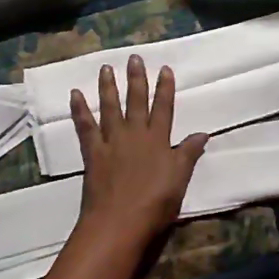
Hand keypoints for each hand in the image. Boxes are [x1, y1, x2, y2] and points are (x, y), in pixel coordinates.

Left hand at [70, 55, 208, 244]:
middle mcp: (134, 135)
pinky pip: (84, 126)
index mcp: (158, 141)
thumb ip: (188, 155)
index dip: (164, 88)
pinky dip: (79, 110)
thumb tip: (203, 134)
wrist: (119, 221)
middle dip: (136, 79)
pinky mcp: (92, 152)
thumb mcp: (179, 180)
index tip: (164, 69)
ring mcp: (111, 141)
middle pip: (135, 101)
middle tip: (133, 58)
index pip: (163, 108)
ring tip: (106, 68)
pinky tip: (75, 94)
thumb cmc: (155, 204)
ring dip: (108, 87)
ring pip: (110, 108)